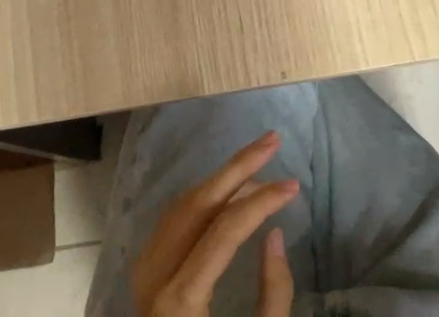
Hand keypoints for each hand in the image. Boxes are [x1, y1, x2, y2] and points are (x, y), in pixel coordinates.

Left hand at [130, 131, 297, 316]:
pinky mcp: (144, 275)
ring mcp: (143, 273)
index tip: (294, 184)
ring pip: (181, 206)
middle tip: (272, 139)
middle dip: (237, 166)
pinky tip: (225, 192)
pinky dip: (201, 200)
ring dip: (219, 180)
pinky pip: (172, 222)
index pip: (225, 228)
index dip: (262, 200)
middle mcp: (154, 276)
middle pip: (197, 202)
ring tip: (257, 163)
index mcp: (181, 298)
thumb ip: (273, 296)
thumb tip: (275, 235)